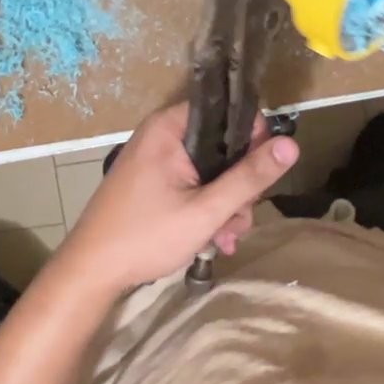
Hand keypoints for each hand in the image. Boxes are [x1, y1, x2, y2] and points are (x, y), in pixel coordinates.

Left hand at [50, 104, 298, 291]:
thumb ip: (249, 178)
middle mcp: (163, 134)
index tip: (261, 177)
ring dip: (227, 204)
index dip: (254, 141)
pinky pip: (194, 184)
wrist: (91, 270)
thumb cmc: (146, 236)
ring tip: (226, 238)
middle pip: (224, 145)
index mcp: (170, 127)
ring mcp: (157, 159)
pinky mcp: (154, 181)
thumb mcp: (206, 210)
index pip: (229, 112)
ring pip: (212, 170)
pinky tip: (215, 239)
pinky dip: (208, 209)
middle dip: (240, 186)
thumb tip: (292, 144)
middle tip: (239, 220)